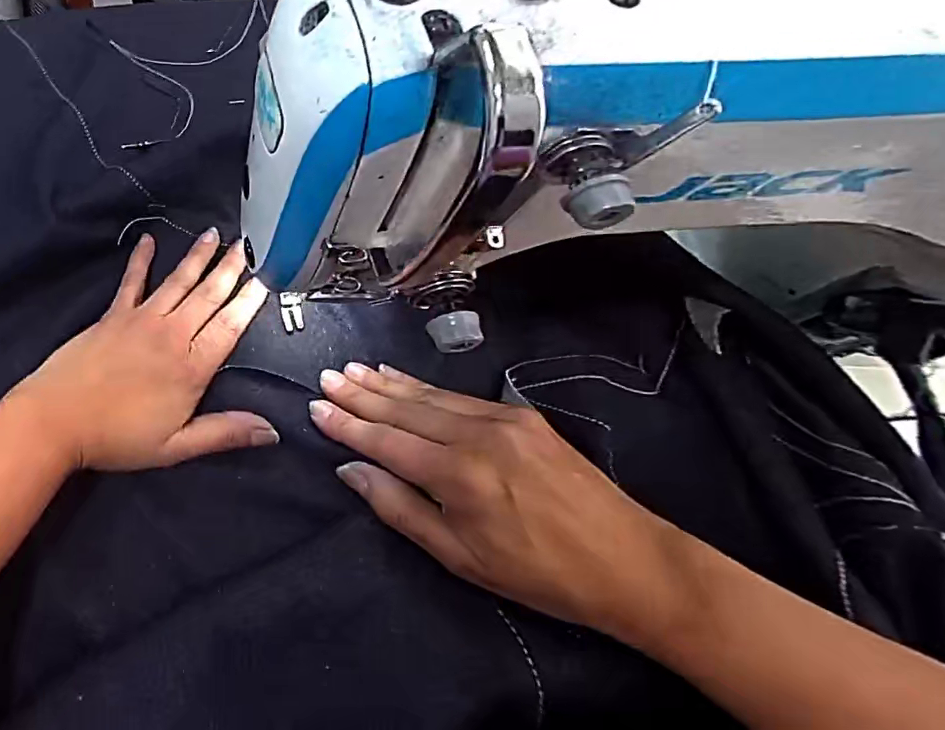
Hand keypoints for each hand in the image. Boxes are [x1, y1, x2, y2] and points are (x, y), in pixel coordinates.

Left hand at [8, 230, 273, 471]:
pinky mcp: (115, 315)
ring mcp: (142, 319)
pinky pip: (132, 281)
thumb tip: (271, 432)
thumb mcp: (176, 447)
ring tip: (215, 235)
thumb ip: (225, 433)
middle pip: (208, 295)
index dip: (249, 302)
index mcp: (191, 366)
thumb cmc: (117, 437)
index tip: (265, 281)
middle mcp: (172, 334)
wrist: (55, 421)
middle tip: (245, 247)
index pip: (230, 326)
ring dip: (199, 257)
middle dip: (230, 270)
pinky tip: (148, 240)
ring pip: (179, 281)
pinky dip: (141, 260)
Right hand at [311, 363, 682, 642]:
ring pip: (431, 396)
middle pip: (405, 409)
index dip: (348, 424)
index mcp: (458, 474)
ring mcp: (502, 417)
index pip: (386, 441)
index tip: (318, 407)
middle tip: (329, 377)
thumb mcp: (461, 558)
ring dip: (390, 384)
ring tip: (357, 371)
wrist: (626, 558)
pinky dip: (426, 388)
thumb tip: (353, 470)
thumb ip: (401, 508)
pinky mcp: (521, 414)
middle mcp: (476, 434)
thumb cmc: (539, 573)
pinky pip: (460, 396)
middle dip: (363, 394)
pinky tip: (406, 381)